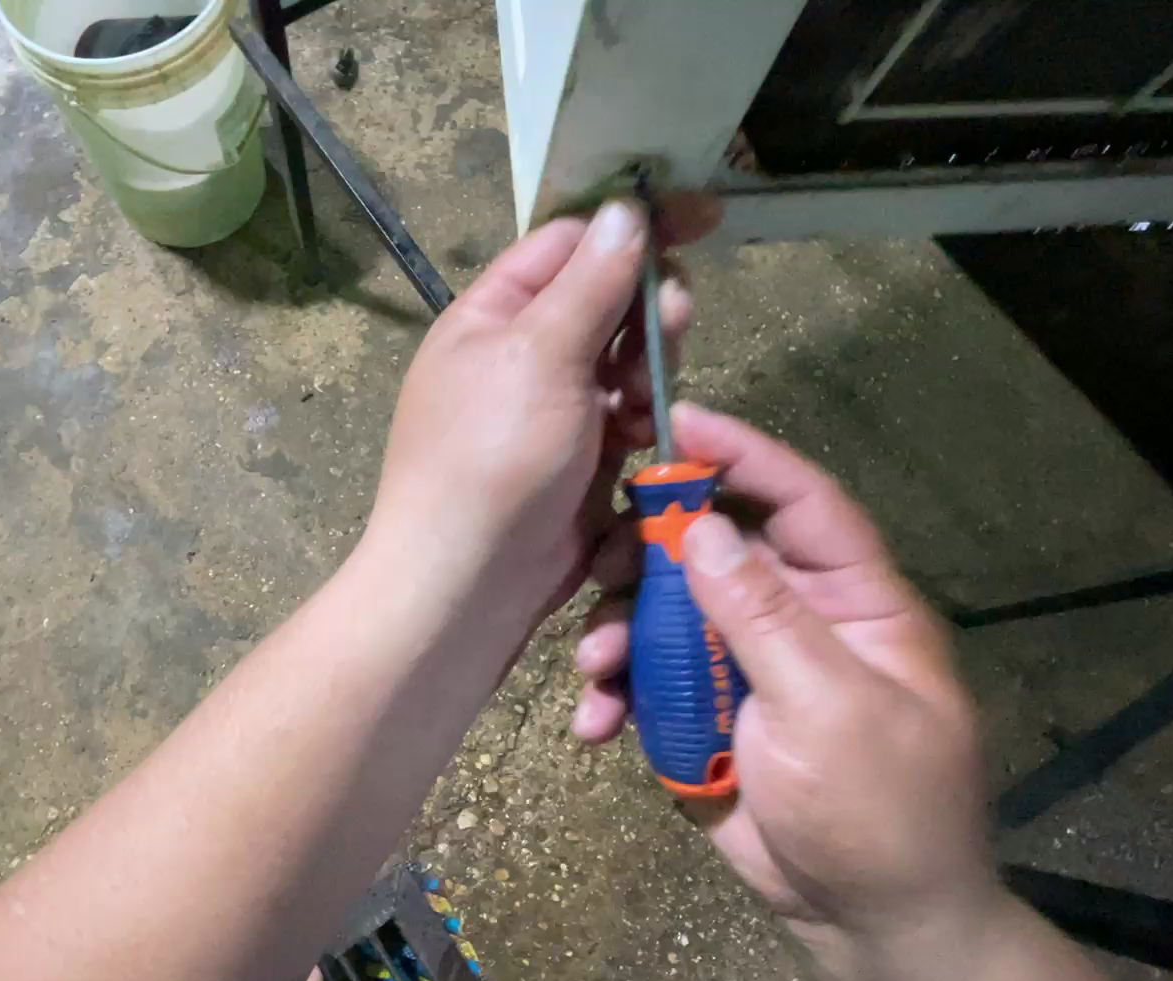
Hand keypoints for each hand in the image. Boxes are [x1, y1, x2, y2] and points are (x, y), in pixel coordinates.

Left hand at [364, 197, 720, 630]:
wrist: (470, 579)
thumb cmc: (492, 457)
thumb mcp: (539, 356)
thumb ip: (589, 283)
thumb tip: (624, 209)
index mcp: (490, 315)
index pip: (567, 242)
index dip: (631, 224)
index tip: (702, 216)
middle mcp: (517, 354)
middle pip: (603, 299)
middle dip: (646, 306)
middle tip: (670, 327)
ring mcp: (548, 408)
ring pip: (622, 358)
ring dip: (648, 366)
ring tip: (647, 397)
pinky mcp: (576, 455)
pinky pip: (624, 414)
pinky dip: (642, 415)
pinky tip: (645, 433)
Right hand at [573, 406, 998, 938]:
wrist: (860, 918)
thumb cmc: (879, 809)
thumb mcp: (829, 706)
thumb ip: (763, 615)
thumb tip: (702, 526)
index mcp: (847, 600)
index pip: (800, 501)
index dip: (743, 454)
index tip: (678, 423)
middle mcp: (786, 615)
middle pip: (705, 548)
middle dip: (645, 551)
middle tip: (598, 562)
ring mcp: (732, 661)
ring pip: (656, 611)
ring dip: (614, 631)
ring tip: (594, 668)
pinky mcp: (691, 704)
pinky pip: (638, 677)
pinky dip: (610, 694)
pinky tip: (594, 724)